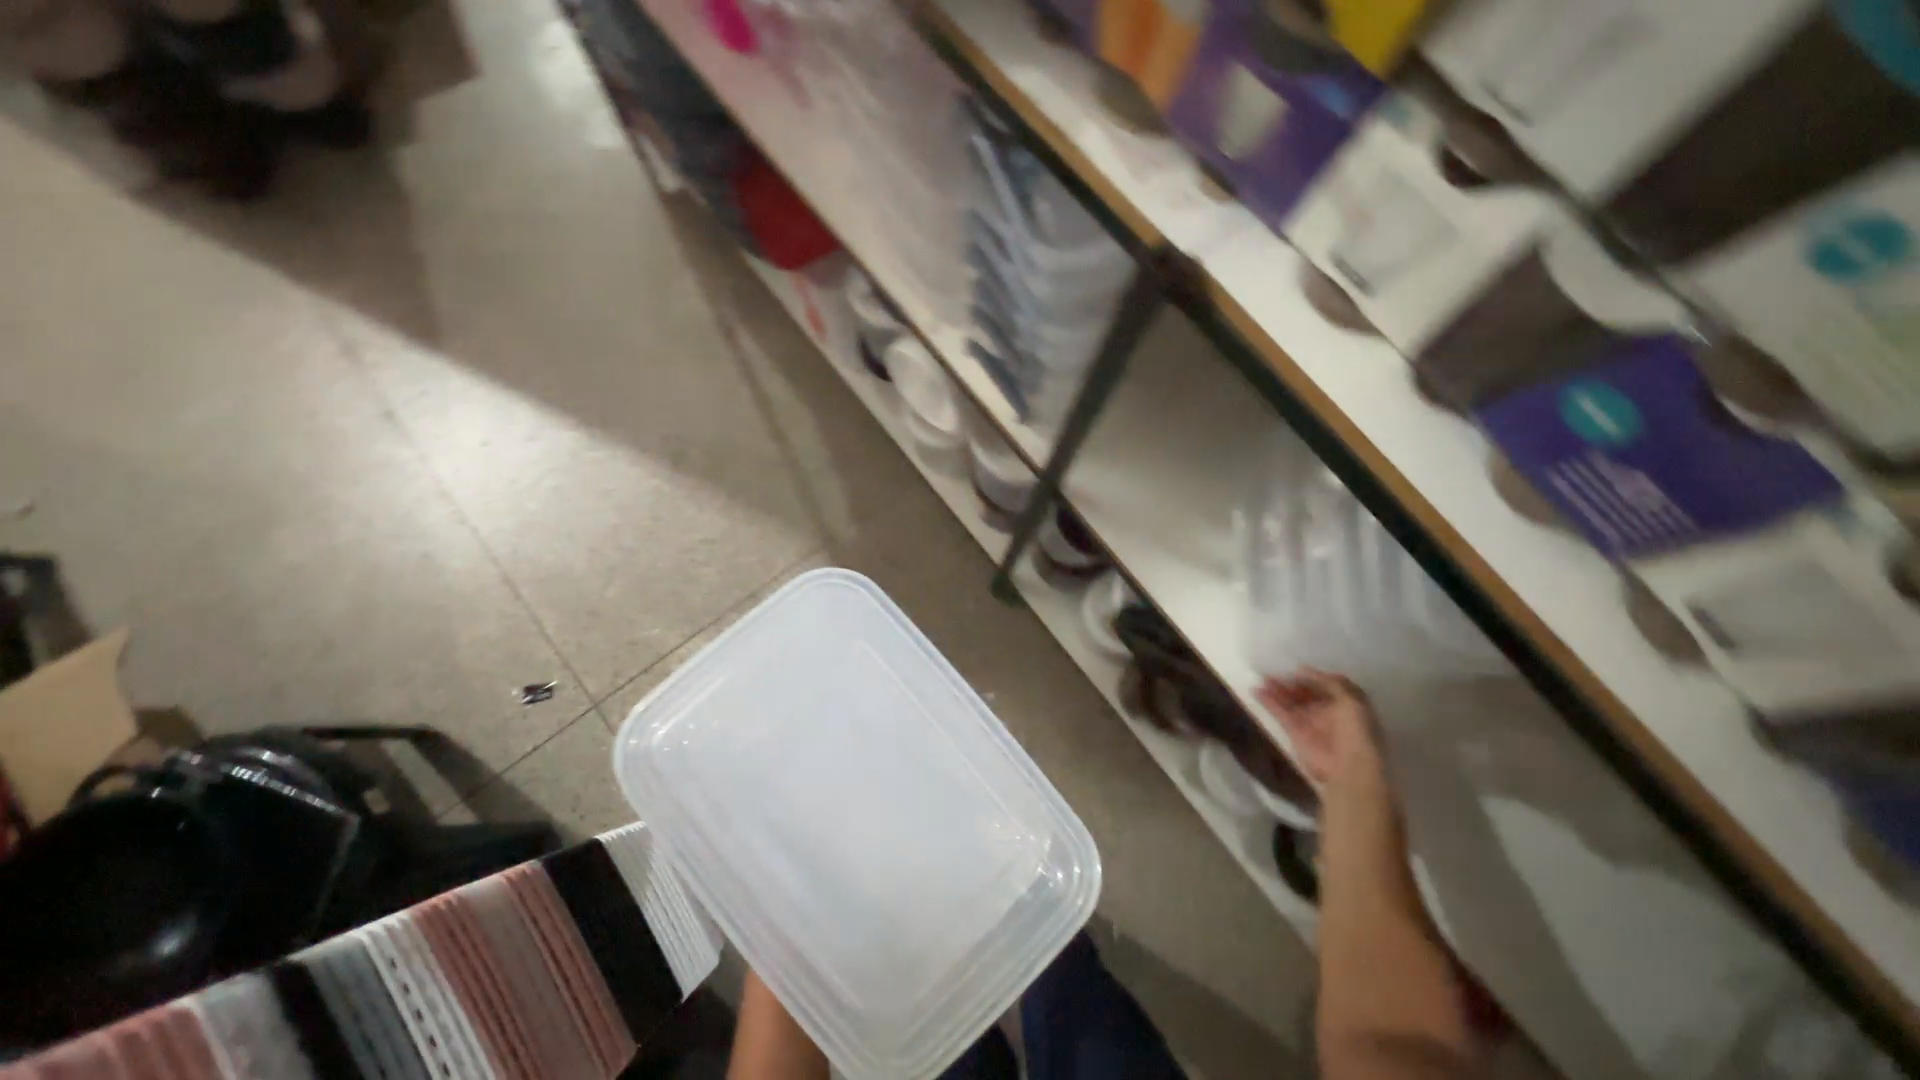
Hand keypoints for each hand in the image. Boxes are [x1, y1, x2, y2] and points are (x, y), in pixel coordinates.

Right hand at [1256, 669, 1383, 790]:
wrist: (1349, 766)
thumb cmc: (1356, 730)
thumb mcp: (1352, 699)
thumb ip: (1329, 681)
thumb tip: (1303, 670)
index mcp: (1345, 702)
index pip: (1324, 685)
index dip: (1310, 677)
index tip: (1295, 669)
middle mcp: (1327, 711)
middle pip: (1305, 693)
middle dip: (1290, 683)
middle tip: (1273, 674)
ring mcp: (1310, 722)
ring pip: (1291, 702)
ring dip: (1277, 690)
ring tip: (1262, 679)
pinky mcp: (1295, 732)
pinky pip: (1281, 713)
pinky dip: (1269, 702)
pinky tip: (1258, 691)